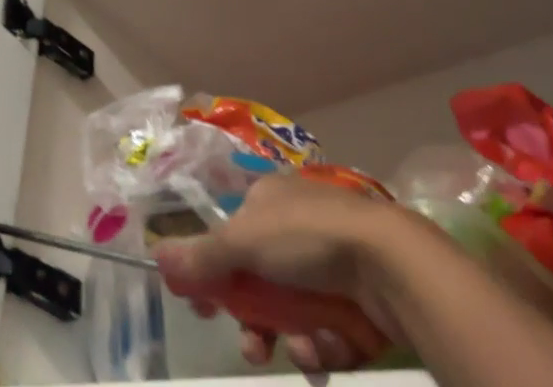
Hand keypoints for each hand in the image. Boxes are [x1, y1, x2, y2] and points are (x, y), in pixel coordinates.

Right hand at [153, 175, 409, 373]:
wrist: (396, 267)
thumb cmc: (309, 238)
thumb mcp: (241, 240)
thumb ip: (199, 255)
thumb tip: (156, 258)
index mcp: (269, 201)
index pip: (229, 236)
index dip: (213, 272)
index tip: (203, 305)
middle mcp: (299, 229)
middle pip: (259, 282)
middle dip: (253, 320)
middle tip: (251, 346)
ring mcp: (333, 267)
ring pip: (294, 313)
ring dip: (290, 338)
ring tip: (300, 351)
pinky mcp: (363, 303)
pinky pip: (328, 330)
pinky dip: (324, 344)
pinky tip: (328, 345)